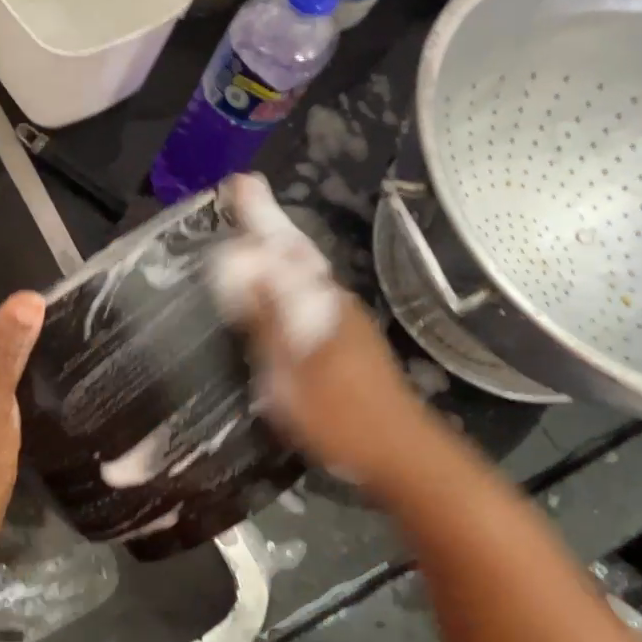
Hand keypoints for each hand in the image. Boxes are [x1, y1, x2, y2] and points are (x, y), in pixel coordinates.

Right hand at [206, 173, 443, 487]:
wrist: (405, 458)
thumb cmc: (342, 418)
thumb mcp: (291, 373)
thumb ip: (265, 318)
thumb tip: (240, 263)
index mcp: (320, 303)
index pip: (283, 246)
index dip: (259, 215)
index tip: (239, 182)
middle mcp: (335, 303)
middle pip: (293, 256)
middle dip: (264, 228)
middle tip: (236, 205)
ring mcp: (344, 324)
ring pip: (300, 279)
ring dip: (272, 258)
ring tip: (242, 245)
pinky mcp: (346, 345)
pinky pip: (304, 300)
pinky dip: (281, 287)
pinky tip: (267, 300)